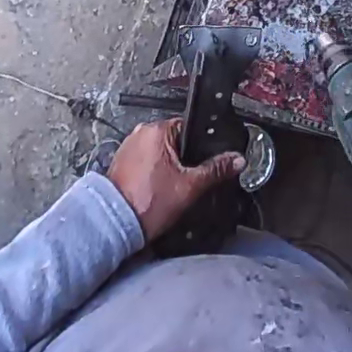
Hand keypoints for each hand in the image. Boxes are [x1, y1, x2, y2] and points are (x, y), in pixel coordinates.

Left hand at [106, 119, 244, 241]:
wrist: (115, 223)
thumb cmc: (147, 203)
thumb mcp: (189, 186)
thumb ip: (215, 170)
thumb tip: (236, 160)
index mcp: (157, 129)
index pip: (188, 127)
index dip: (201, 146)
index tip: (204, 163)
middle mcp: (140, 132)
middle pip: (175, 140)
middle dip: (184, 160)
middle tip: (187, 181)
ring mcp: (129, 146)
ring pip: (160, 152)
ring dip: (168, 167)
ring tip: (169, 188)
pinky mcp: (122, 161)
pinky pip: (146, 161)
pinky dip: (154, 173)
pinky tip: (157, 189)